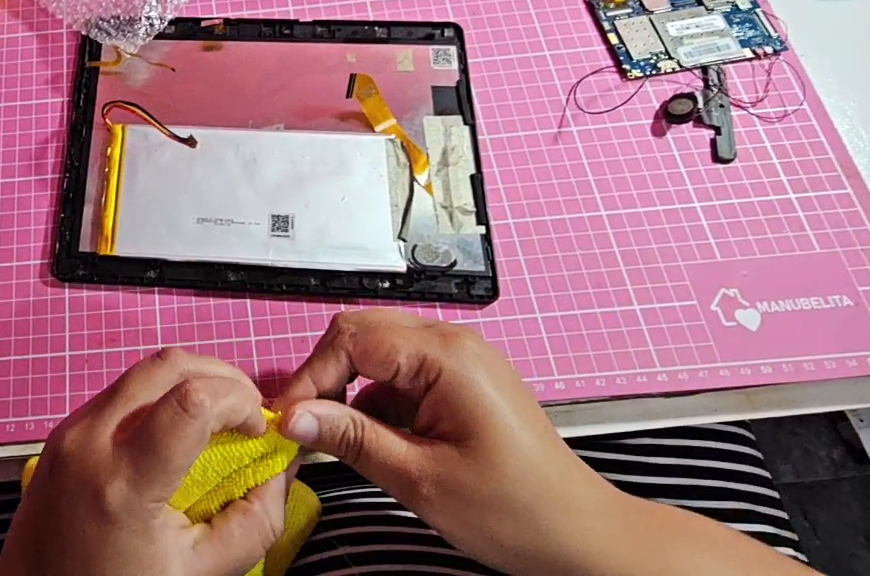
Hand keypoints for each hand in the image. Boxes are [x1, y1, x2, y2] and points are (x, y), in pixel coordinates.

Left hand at [0, 348, 289, 575]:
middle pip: (168, 365)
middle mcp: (90, 441)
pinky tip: (178, 426)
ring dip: (190, 379)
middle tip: (246, 409)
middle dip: (220, 375)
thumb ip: (251, 523)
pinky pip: (122, 389)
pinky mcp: (65, 428)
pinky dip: (160, 393)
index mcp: (123, 483)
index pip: (191, 401)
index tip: (257, 426)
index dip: (238, 401)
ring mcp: (72, 429)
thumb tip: (280, 471)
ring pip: (144, 370)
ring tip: (217, 415)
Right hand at [273, 310, 811, 575]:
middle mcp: (450, 339)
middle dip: (326, 374)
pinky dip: (379, 397)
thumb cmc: (512, 513)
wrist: (583, 538)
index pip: (352, 338)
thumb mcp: (421, 480)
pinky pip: (403, 368)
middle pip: (362, 332)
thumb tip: (293, 417)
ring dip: (351, 386)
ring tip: (338, 435)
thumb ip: (353, 438)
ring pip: (379, 348)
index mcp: (443, 354)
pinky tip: (379, 435)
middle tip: (304, 422)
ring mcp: (459, 353)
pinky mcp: (462, 374)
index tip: (285, 419)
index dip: (311, 375)